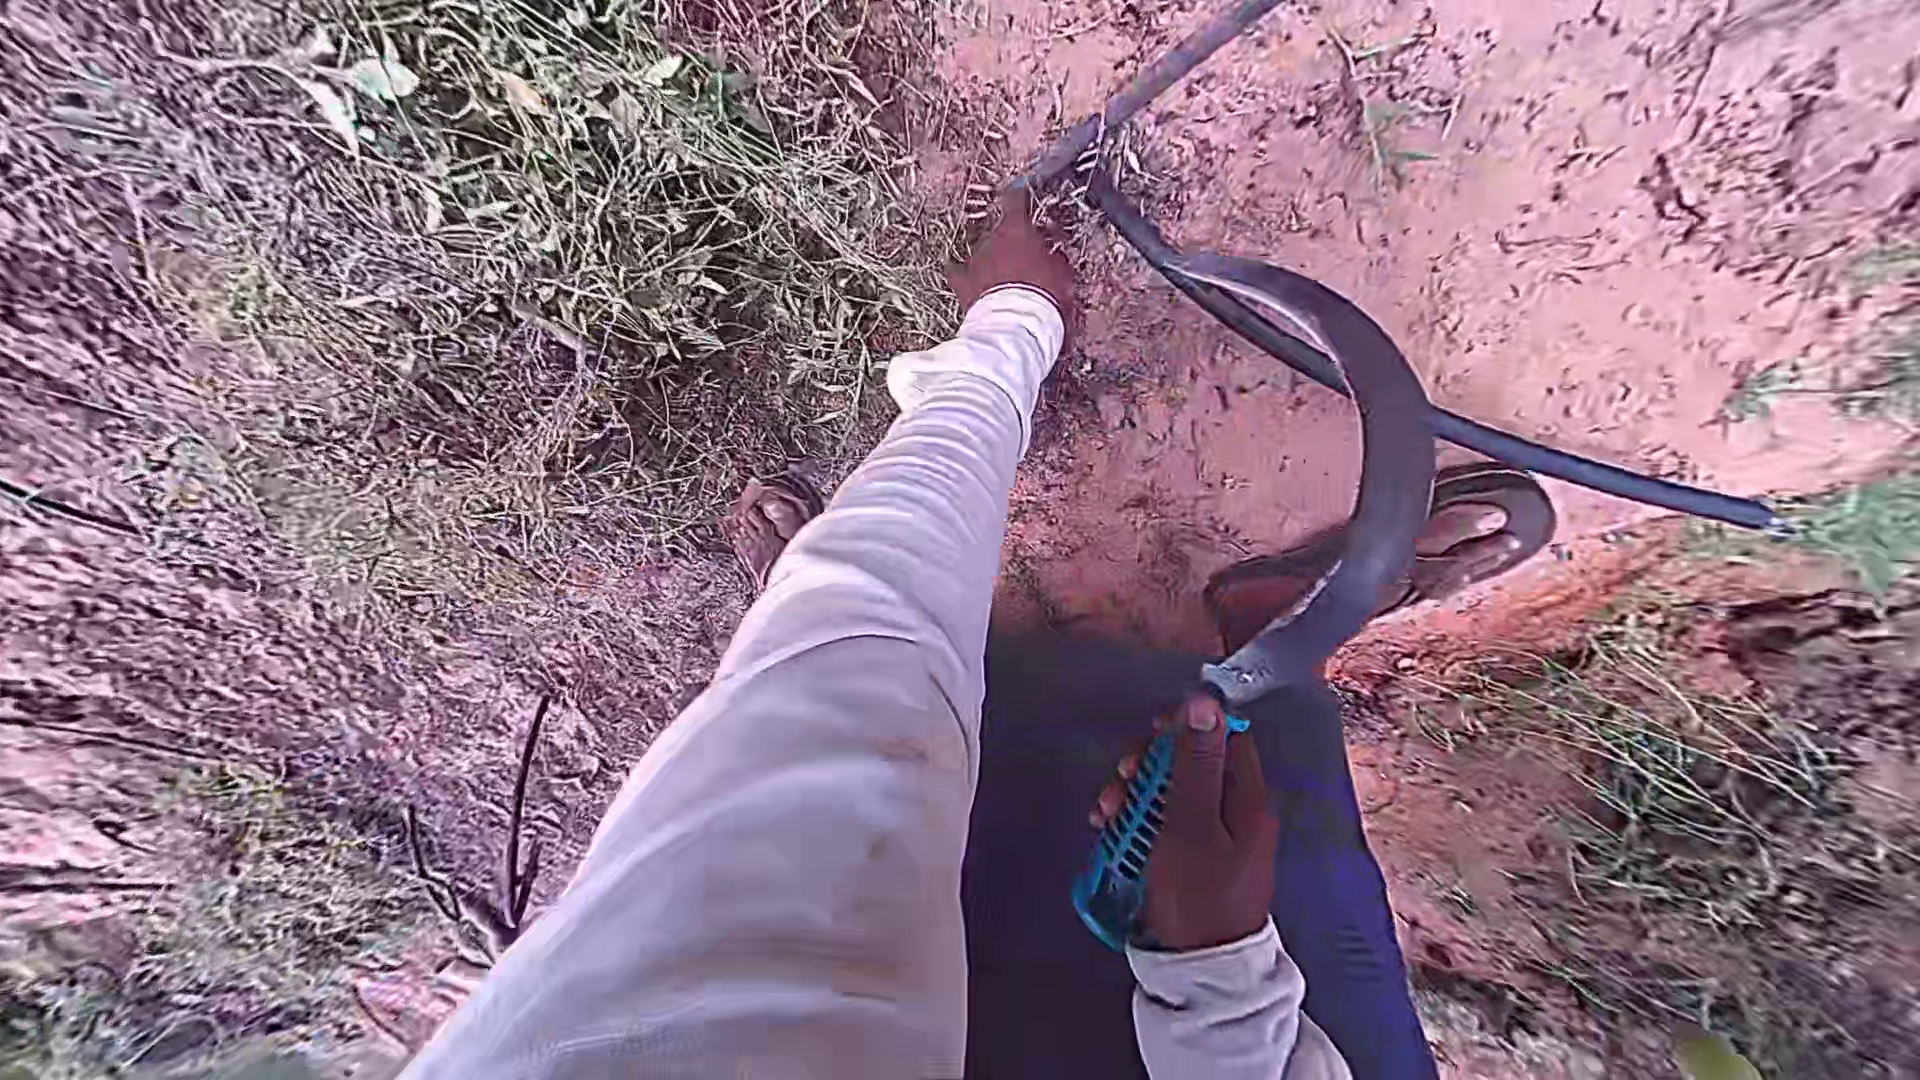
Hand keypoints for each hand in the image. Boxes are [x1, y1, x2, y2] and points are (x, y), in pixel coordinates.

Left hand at [947, 189, 1075, 334]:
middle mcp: (992, 239)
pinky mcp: (962, 284)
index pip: (1015, 199)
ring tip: (1000, 273)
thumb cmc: (1042, 296)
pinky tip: (962, 275)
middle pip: (998, 230)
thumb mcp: (1061, 273)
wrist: (1015, 324)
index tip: (1021, 192)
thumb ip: (1055, 256)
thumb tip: (1054, 254)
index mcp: (1018, 230)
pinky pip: (957, 273)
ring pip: (981, 251)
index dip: (1019, 194)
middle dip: (1008, 239)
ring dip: (989, 258)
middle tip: (1020, 253)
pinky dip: (961, 273)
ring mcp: (975, 261)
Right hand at [1091, 697, 1278, 950]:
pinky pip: (1157, 815)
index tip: (1154, 730)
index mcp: (1245, 797)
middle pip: (1189, 759)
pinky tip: (1106, 823)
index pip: (1225, 737)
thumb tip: (1204, 700)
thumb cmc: (1197, 891)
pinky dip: (1131, 814)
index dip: (1189, 725)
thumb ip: (1195, 762)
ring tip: (1107, 807)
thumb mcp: (1191, 821)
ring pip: (1166, 786)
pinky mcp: (1183, 849)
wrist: (1197, 969)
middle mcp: (1230, 808)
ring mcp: (1206, 830)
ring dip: (1132, 788)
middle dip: (1150, 760)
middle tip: (1124, 770)